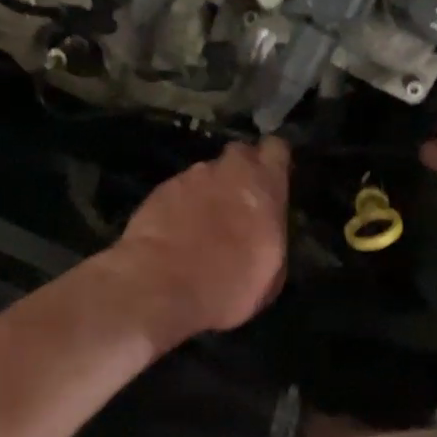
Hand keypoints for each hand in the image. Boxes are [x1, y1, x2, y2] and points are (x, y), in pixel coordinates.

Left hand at [113, 138, 290, 333]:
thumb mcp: (272, 268)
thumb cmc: (230, 285)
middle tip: (239, 201)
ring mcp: (190, 177)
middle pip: (239, 154)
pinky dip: (180, 205)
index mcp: (263, 184)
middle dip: (240, 172)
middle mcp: (228, 171)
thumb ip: (271, 231)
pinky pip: (179, 191)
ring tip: (201, 225)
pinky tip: (175, 232)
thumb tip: (264, 226)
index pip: (276, 148)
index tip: (272, 177)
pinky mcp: (160, 190)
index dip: (274, 160)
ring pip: (207, 174)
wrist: (162, 288)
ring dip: (208, 192)